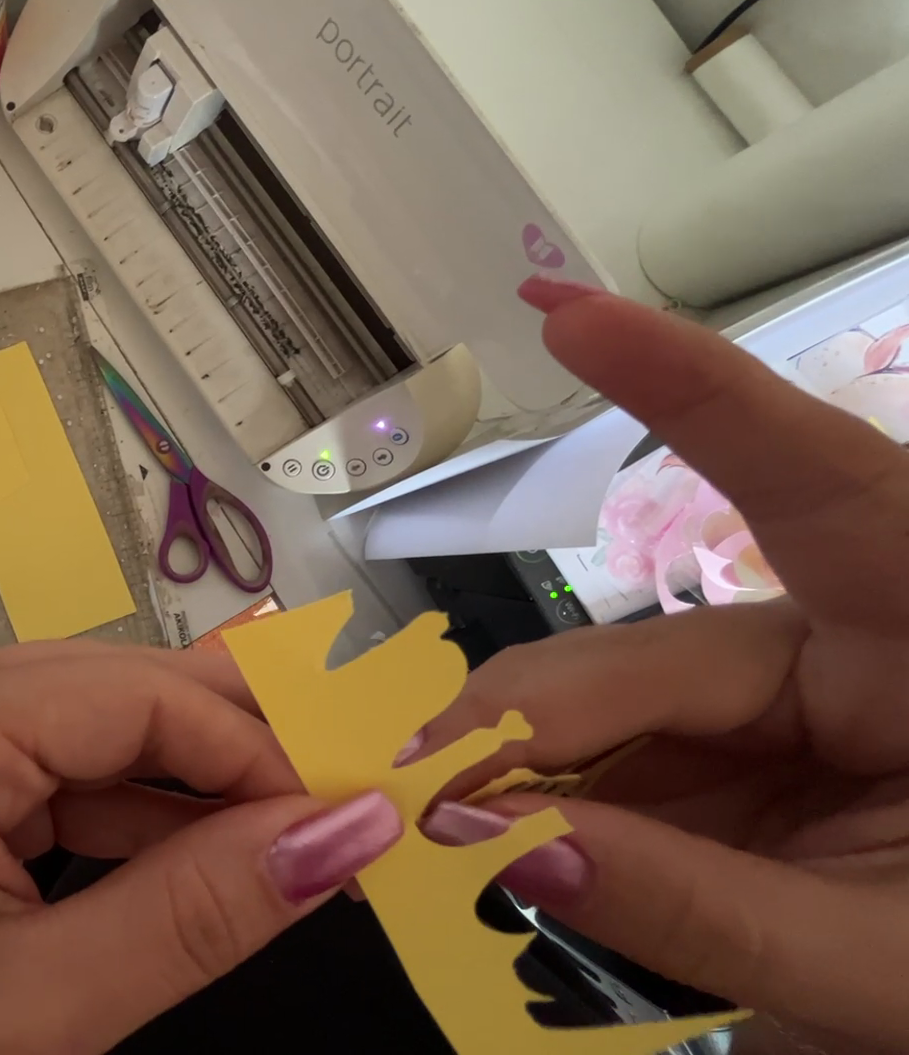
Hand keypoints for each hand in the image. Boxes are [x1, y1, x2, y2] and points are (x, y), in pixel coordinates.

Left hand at [0, 644, 403, 1053]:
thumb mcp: (44, 1000)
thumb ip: (199, 911)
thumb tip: (348, 829)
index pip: (134, 694)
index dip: (252, 742)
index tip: (355, 802)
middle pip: (116, 693)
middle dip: (230, 744)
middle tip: (346, 790)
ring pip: (96, 729)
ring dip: (191, 782)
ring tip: (292, 827)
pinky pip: (59, 770)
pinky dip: (134, 810)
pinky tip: (202, 851)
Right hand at [417, 281, 908, 1052]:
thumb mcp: (895, 969)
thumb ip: (701, 907)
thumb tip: (491, 833)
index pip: (815, 488)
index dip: (685, 394)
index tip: (559, 311)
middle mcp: (832, 650)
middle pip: (630, 658)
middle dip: (520, 722)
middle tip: (418, 783)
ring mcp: (758, 699)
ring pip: (587, 704)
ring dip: (514, 764)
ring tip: (448, 822)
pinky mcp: (706, 743)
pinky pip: (592, 752)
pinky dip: (533, 790)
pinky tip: (493, 821)